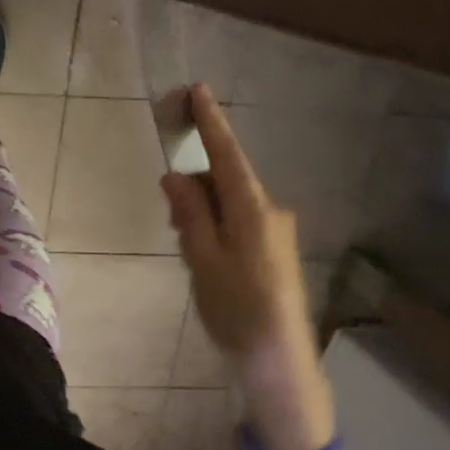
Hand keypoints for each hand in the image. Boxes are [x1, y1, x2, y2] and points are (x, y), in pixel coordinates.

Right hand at [159, 84, 333, 449]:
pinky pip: (239, 222)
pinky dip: (216, 224)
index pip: (227, 155)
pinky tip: (202, 250)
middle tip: (168, 210)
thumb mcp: (202, 259)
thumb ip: (190, 214)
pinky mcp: (275, 251)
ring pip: (231, 203)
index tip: (196, 90)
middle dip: (195, 182)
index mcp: (253, 210)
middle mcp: (271, 212)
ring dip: (203, 209)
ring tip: (183, 241)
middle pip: (227, 180)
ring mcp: (276, 232)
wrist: (280, 359)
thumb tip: (176, 176)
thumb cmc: (236, 308)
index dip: (211, 123)